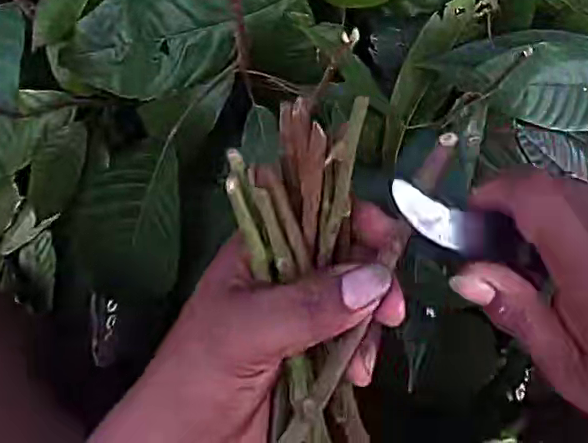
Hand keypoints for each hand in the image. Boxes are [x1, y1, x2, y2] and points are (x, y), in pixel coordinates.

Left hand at [89, 201, 406, 442]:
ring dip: (372, 322)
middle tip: (392, 309)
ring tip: (364, 363)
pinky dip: (364, 352)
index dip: (355, 217)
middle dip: (374, 275)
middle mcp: (286, 271)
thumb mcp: (246, 332)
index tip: (387, 241)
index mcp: (262, 246)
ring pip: (356, 296)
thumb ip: (307, 304)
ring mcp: (301, 314)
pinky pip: (353, 338)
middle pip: (346, 251)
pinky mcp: (313, 353)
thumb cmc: (195, 377)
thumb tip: (374, 278)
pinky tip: (358, 377)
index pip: (316, 209)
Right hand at [449, 169, 587, 442]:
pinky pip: (587, 195)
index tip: (467, 218)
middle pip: (544, 184)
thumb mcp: (570, 366)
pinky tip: (564, 252)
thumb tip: (462, 273)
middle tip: (492, 244)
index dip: (492, 193)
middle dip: (508, 202)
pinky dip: (561, 210)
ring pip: (563, 186)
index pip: (534, 196)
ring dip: (534, 205)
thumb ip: (515, 309)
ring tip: (528, 254)